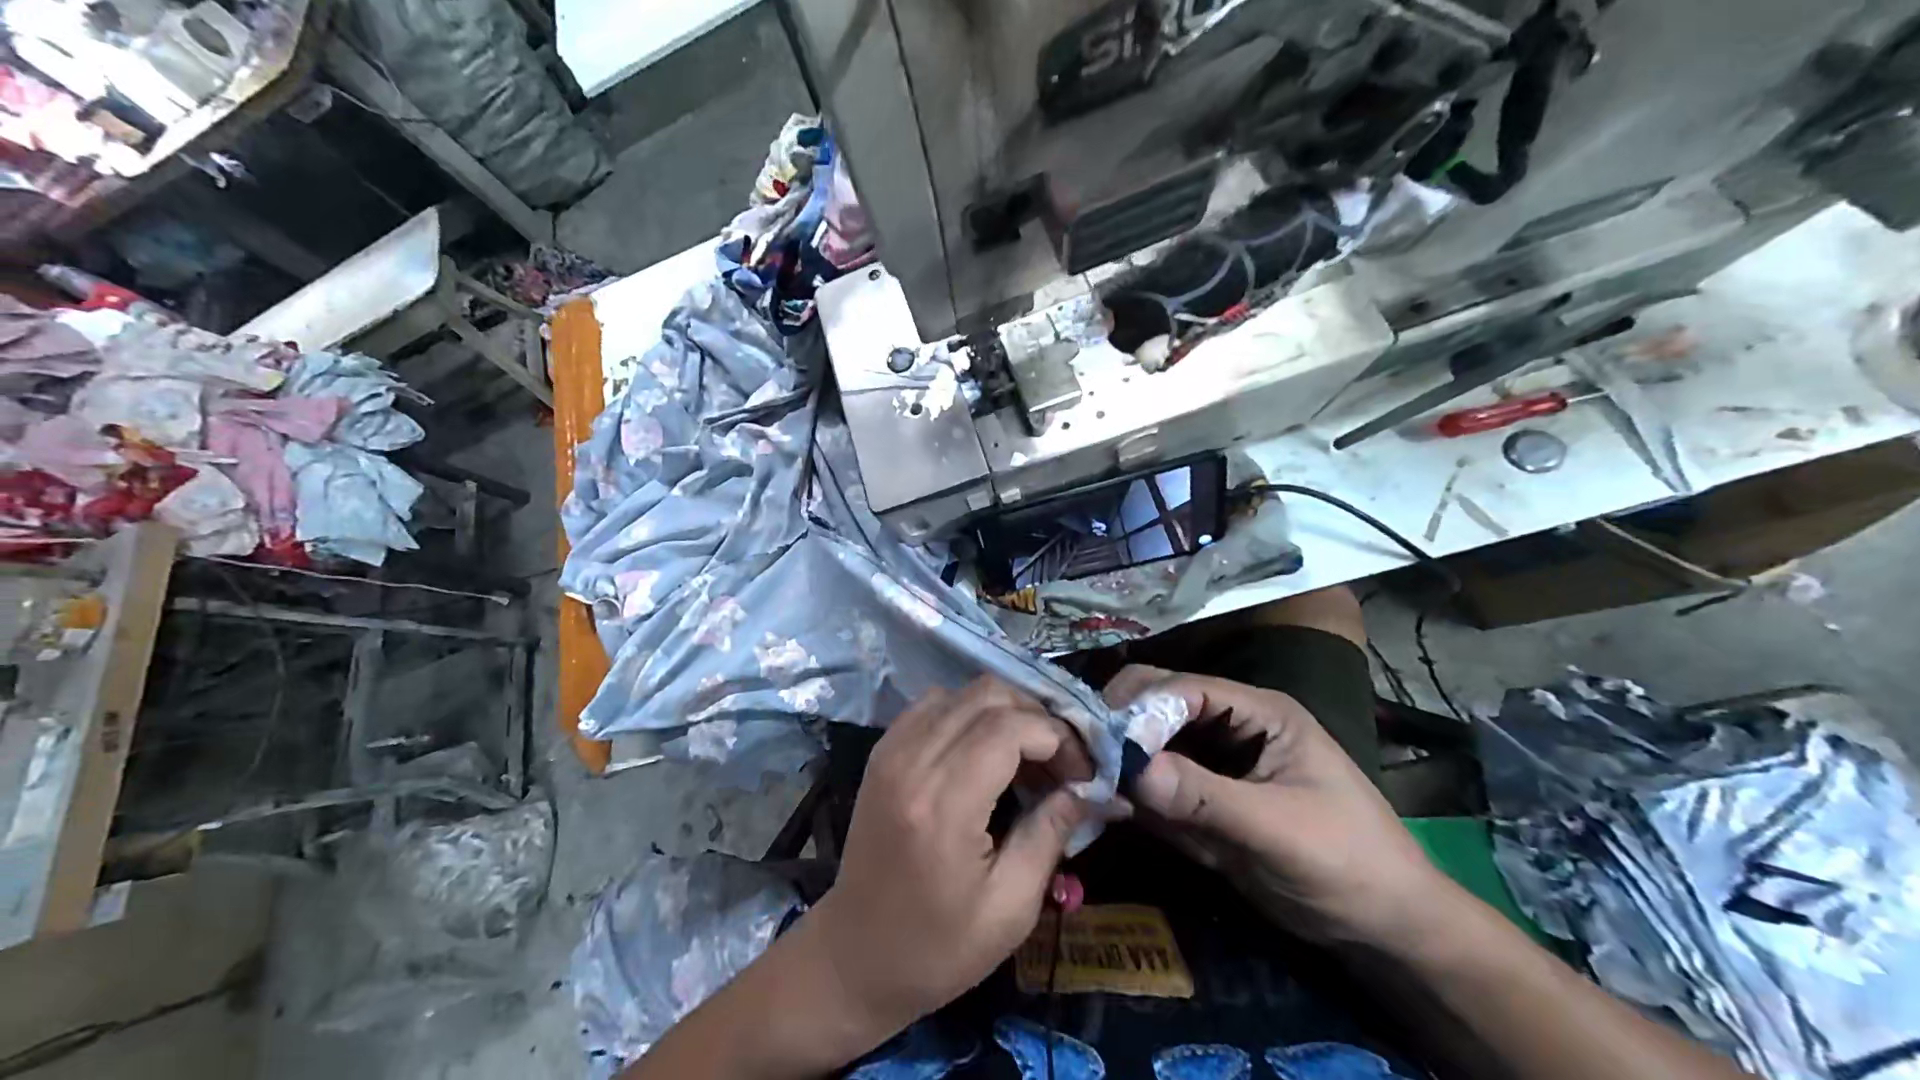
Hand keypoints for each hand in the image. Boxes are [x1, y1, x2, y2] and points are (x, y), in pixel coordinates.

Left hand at [801, 677, 1092, 1041]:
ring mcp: (890, 750)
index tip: (1082, 773)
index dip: (1057, 737)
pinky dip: (969, 713)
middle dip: (1036, 717)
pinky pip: (934, 704)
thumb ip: (1051, 833)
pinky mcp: (881, 752)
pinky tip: (985, 751)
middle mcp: (911, 761)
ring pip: (962, 692)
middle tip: (1060, 763)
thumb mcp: (1011, 907)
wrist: (856, 955)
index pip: (1009, 727)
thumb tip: (1089, 789)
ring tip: (1028, 757)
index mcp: (942, 803)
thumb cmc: (938, 947)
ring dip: (1004, 712)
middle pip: (987, 695)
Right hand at [1103, 665, 1451, 949]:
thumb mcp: (1279, 830)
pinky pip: (1155, 785)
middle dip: (1121, 725)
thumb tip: (1130, 769)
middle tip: (1082, 755)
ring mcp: (1213, 762)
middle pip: (1158, 705)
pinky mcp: (1202, 798)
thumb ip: (1205, 797)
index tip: (1100, 739)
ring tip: (1082, 778)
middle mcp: (1229, 726)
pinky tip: (1105, 804)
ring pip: (1149, 743)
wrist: (1382, 928)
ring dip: (1119, 759)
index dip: (1140, 707)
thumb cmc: (1348, 863)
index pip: (1184, 688)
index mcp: (1258, 712)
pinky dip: (1131, 793)